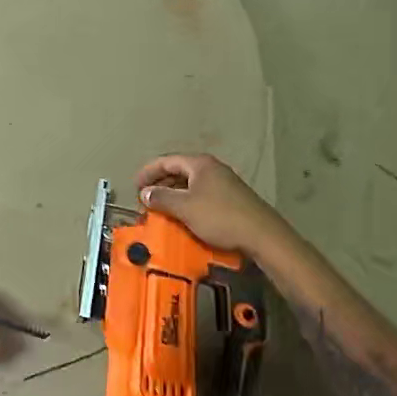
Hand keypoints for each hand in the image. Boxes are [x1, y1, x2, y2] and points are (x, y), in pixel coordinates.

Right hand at [135, 153, 298, 260]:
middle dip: (160, 184)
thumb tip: (145, 192)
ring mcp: (224, 183)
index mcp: (200, 164)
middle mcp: (212, 168)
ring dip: (174, 194)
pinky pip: (202, 195)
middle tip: (146, 199)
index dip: (148, 172)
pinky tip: (184, 216)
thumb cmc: (220, 216)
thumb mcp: (185, 208)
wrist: (261, 234)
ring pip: (191, 184)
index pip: (167, 161)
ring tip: (162, 209)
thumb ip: (162, 198)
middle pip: (179, 171)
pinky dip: (188, 202)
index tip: (135, 186)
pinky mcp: (232, 198)